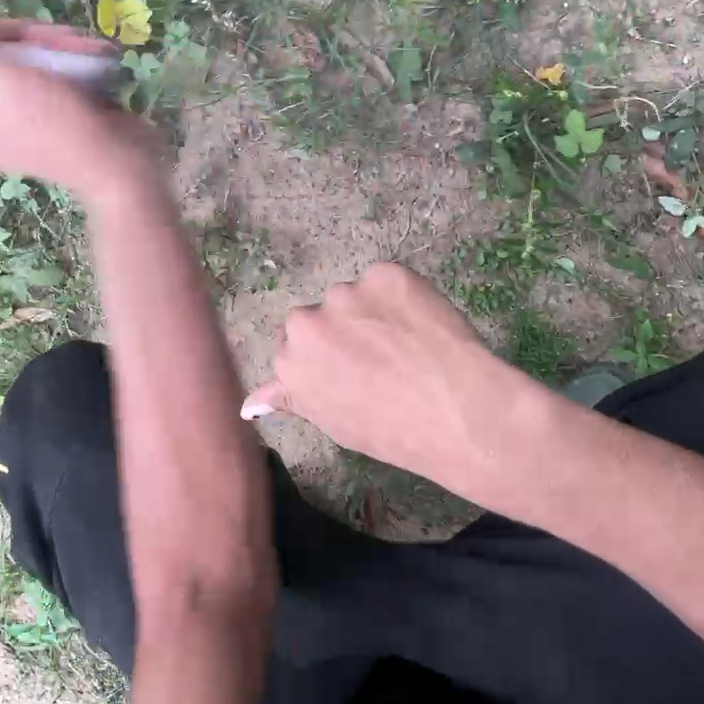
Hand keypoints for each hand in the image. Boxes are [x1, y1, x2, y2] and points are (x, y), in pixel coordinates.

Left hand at [0, 19, 156, 206]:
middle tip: (15, 29)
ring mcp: (17, 116)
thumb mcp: (5, 78)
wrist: (117, 163)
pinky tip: (83, 50)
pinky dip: (61, 58)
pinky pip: (42, 74)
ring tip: (66, 40)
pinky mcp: (51, 110)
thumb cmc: (55, 128)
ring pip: (8, 64)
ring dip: (38, 43)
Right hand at [242, 263, 549, 489]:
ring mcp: (348, 293)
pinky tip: (423, 325)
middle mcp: (308, 322)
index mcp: (290, 361)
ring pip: (354, 296)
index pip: (295, 345)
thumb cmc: (392, 430)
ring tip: (408, 344)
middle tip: (380, 357)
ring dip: (373, 311)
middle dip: (343, 330)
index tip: (353, 372)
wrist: (454, 409)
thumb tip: (250, 402)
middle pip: (319, 315)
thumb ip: (291, 399)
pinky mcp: (385, 273)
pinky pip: (386, 280)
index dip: (329, 358)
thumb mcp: (334, 422)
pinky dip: (402, 296)